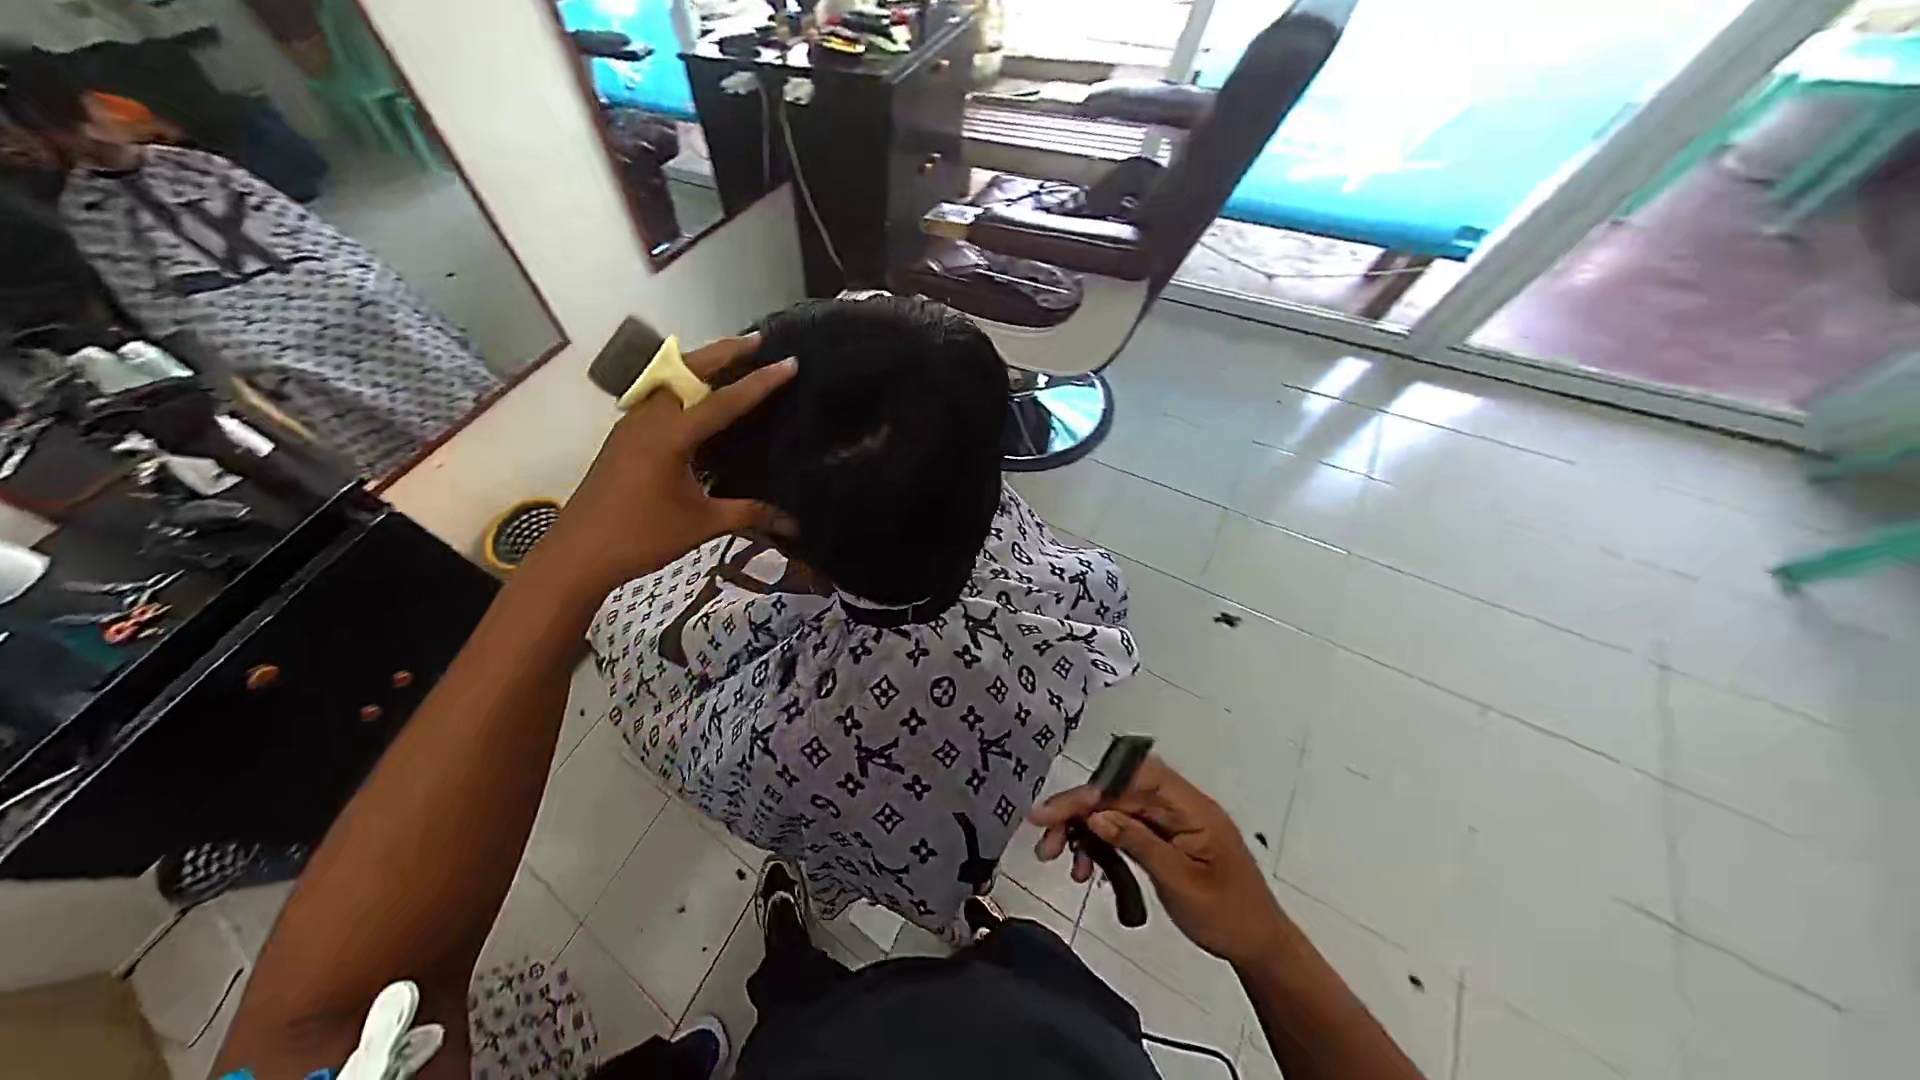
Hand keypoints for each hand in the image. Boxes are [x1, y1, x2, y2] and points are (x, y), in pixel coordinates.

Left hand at [534, 333, 795, 590]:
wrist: (577, 555)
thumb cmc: (640, 538)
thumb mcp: (701, 525)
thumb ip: (749, 514)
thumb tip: (794, 523)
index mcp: (669, 436)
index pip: (724, 401)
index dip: (760, 383)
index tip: (789, 363)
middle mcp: (648, 419)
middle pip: (688, 371)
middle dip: (724, 352)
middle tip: (757, 340)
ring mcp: (632, 426)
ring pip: (669, 380)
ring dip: (701, 366)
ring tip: (732, 360)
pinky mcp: (625, 438)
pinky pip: (659, 398)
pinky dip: (685, 387)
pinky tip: (700, 399)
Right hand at [1030, 755, 1290, 968]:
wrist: (1260, 947)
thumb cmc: (1229, 916)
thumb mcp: (1181, 883)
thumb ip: (1139, 844)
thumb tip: (1097, 815)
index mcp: (1190, 807)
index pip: (1137, 776)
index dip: (1097, 784)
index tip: (1063, 807)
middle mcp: (1177, 806)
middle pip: (1119, 793)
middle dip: (1078, 811)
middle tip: (1045, 836)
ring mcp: (1169, 822)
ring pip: (1115, 811)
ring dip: (1083, 829)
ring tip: (1056, 856)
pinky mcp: (1162, 839)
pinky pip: (1124, 830)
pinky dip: (1100, 845)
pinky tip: (1083, 867)